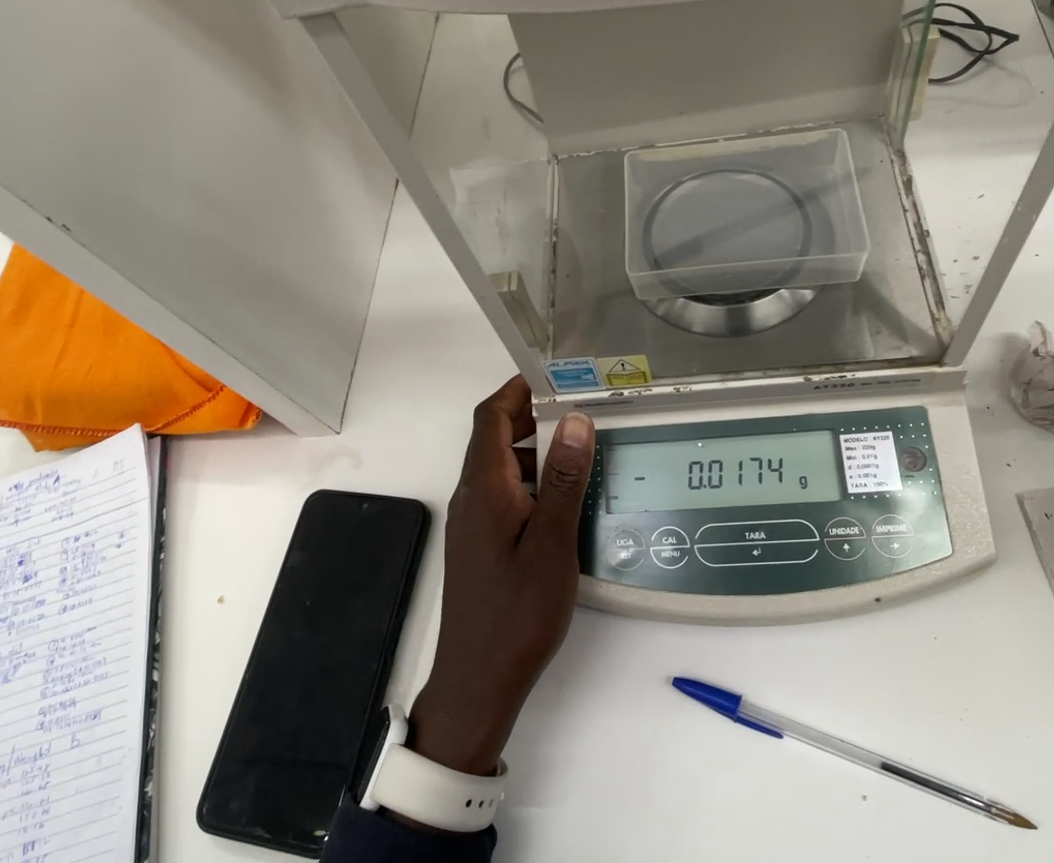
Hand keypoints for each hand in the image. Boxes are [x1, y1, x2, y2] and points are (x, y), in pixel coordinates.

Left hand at [409, 376, 594, 775]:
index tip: (556, 374)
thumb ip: (565, 480)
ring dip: (534, 450)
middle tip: (581, 408)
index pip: (491, 417)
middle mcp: (471, 497)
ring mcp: (474, 523)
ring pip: (500, 469)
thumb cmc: (518, 611)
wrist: (479, 679)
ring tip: (582, 448)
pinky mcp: (481, 545)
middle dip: (532, 416)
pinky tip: (565, 498)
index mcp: (484, 487)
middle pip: (494, 438)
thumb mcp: (552, 543)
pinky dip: (531, 481)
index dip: (518, 389)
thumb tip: (576, 419)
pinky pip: (504, 495)